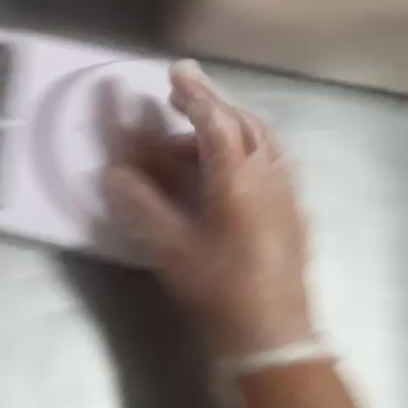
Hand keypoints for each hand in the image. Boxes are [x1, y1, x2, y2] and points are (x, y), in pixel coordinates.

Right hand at [103, 62, 312, 357]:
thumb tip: (114, 173)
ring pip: (264, 142)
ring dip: (231, 126)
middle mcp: (269, 179)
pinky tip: (228, 167)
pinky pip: (273, 162)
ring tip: (198, 132)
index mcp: (237, 181)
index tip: (176, 73)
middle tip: (181, 95)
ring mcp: (287, 196)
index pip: (216, 123)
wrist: (273, 334)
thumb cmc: (217, 287)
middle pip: (245, 125)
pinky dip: (247, 148)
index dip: (194, 95)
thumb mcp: (168, 246)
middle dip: (213, 104)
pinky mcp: (294, 213)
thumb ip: (140, 205)